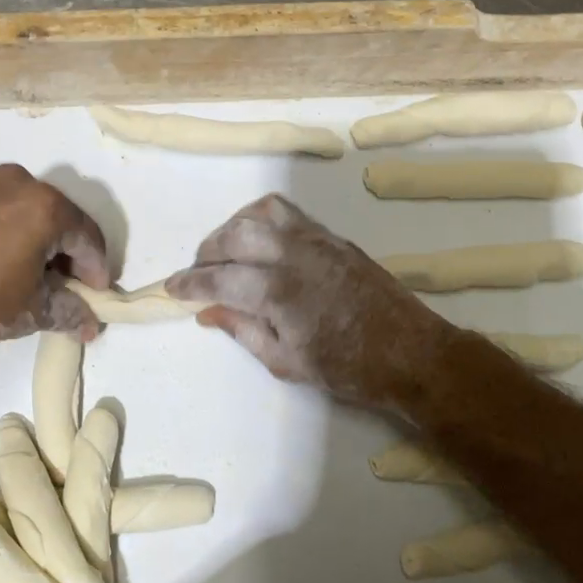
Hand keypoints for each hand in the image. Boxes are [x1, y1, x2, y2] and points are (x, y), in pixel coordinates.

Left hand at [0, 165, 110, 350]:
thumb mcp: (31, 312)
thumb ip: (68, 312)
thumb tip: (89, 324)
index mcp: (46, 206)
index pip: (88, 238)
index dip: (98, 270)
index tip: (97, 295)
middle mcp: (18, 183)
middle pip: (60, 219)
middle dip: (68, 255)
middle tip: (66, 289)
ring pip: (27, 213)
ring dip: (37, 243)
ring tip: (30, 280)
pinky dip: (9, 235)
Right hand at [165, 194, 457, 408]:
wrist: (410, 353)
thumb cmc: (346, 369)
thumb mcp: (285, 362)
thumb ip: (242, 330)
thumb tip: (208, 311)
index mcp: (277, 292)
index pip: (218, 277)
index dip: (189, 282)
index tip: (171, 288)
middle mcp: (293, 255)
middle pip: (234, 234)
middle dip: (208, 251)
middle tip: (198, 272)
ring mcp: (316, 241)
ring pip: (261, 213)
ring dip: (233, 227)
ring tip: (226, 250)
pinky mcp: (333, 238)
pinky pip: (289, 213)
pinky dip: (263, 219)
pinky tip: (259, 241)